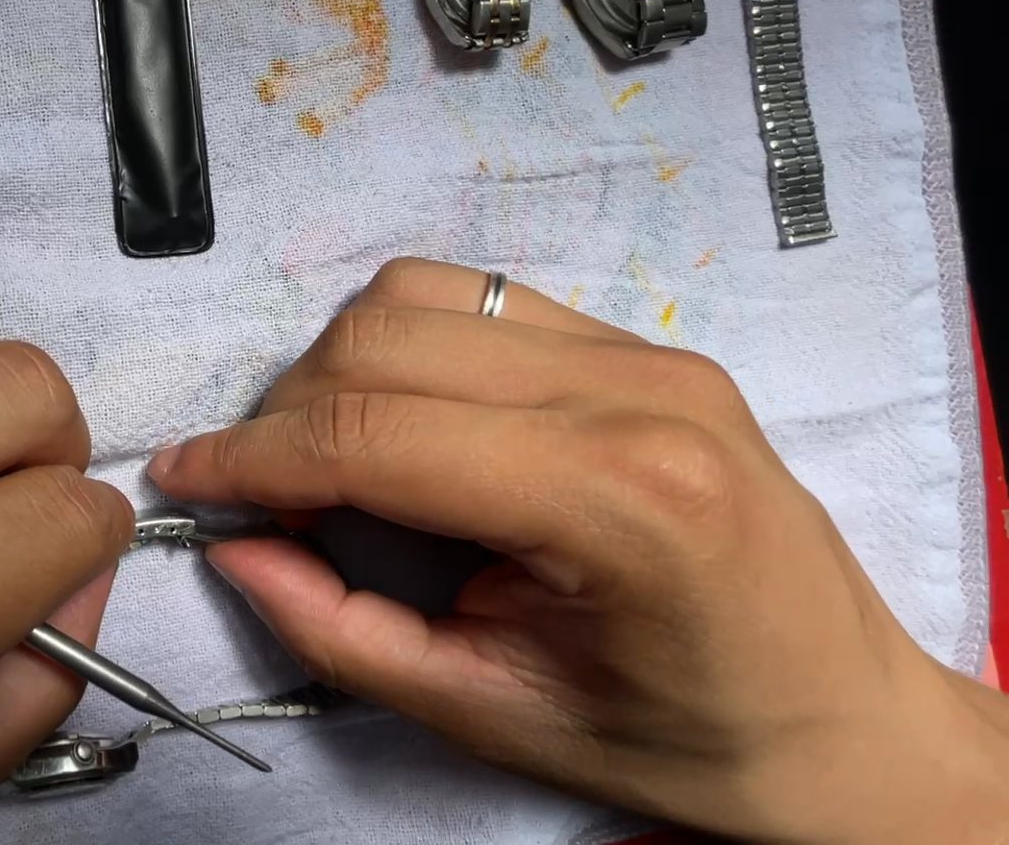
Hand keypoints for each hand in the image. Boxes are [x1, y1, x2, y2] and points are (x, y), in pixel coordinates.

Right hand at [150, 258, 1008, 843]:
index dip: (250, 456)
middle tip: (265, 494)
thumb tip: (232, 547)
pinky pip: (454, 292)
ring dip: (329, 369)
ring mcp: (634, 344)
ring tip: (328, 449)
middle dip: (282, 418)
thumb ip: (333, 629)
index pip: (372, 437)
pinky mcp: (626, 333)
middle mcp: (629, 389)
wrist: (848, 718)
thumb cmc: (673, 738)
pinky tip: (395, 407)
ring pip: (403, 298)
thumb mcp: (483, 714)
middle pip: (374, 348)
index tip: (181, 476)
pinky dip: (386, 340)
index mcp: (615, 499)